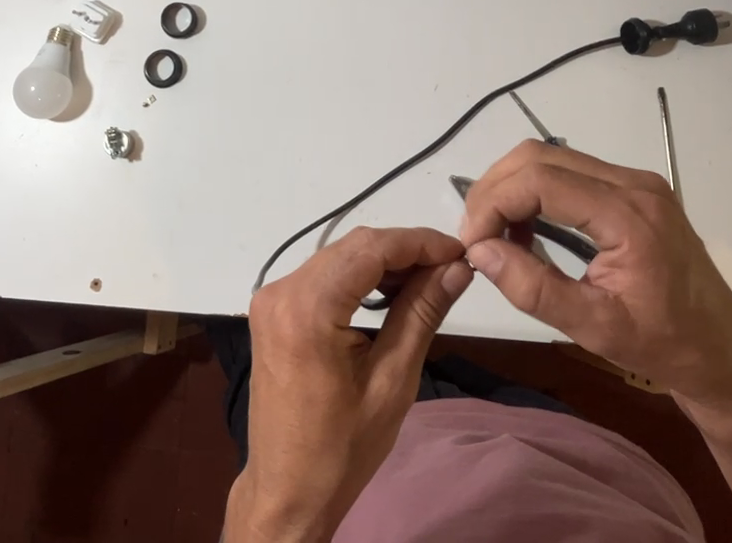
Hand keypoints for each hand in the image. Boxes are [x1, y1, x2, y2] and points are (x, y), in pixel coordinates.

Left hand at [225, 227, 473, 542]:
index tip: (460, 250)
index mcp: (307, 308)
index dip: (418, 242)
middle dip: (404, 250)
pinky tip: (390, 291)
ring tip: (428, 279)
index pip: (369, 249)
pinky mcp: (273, 308)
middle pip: (352, 248)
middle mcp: (281, 290)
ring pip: (338, 257)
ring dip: (383, 262)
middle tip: (450, 267)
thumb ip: (421, 313)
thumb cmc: (342, 447)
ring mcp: (272, 298)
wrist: (287, 488)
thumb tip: (457, 268)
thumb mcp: (392, 380)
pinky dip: (358, 276)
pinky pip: (322, 275)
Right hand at [457, 140, 731, 412]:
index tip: (471, 243)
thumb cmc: (663, 347)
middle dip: (494, 190)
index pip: (539, 180)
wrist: (723, 355)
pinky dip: (533, 191)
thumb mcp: (593, 327)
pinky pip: (567, 170)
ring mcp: (635, 181)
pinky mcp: (632, 189)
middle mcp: (633, 184)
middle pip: (539, 156)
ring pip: (549, 157)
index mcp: (629, 215)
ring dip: (510, 188)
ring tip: (494, 233)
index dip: (493, 204)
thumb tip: (478, 250)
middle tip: (476, 236)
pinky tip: (525, 229)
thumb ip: (531, 287)